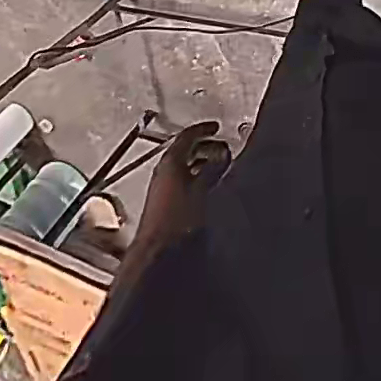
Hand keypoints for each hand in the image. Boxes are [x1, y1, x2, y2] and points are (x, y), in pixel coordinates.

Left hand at [133, 122, 231, 252]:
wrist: (157, 253)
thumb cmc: (177, 220)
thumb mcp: (203, 188)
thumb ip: (214, 168)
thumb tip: (223, 154)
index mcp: (171, 162)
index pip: (187, 136)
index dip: (203, 129)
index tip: (214, 127)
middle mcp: (163, 171)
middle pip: (184, 149)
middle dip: (203, 145)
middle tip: (219, 145)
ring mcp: (161, 187)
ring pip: (182, 164)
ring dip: (199, 161)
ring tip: (217, 165)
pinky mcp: (163, 202)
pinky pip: (180, 179)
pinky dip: (194, 175)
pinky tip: (205, 186)